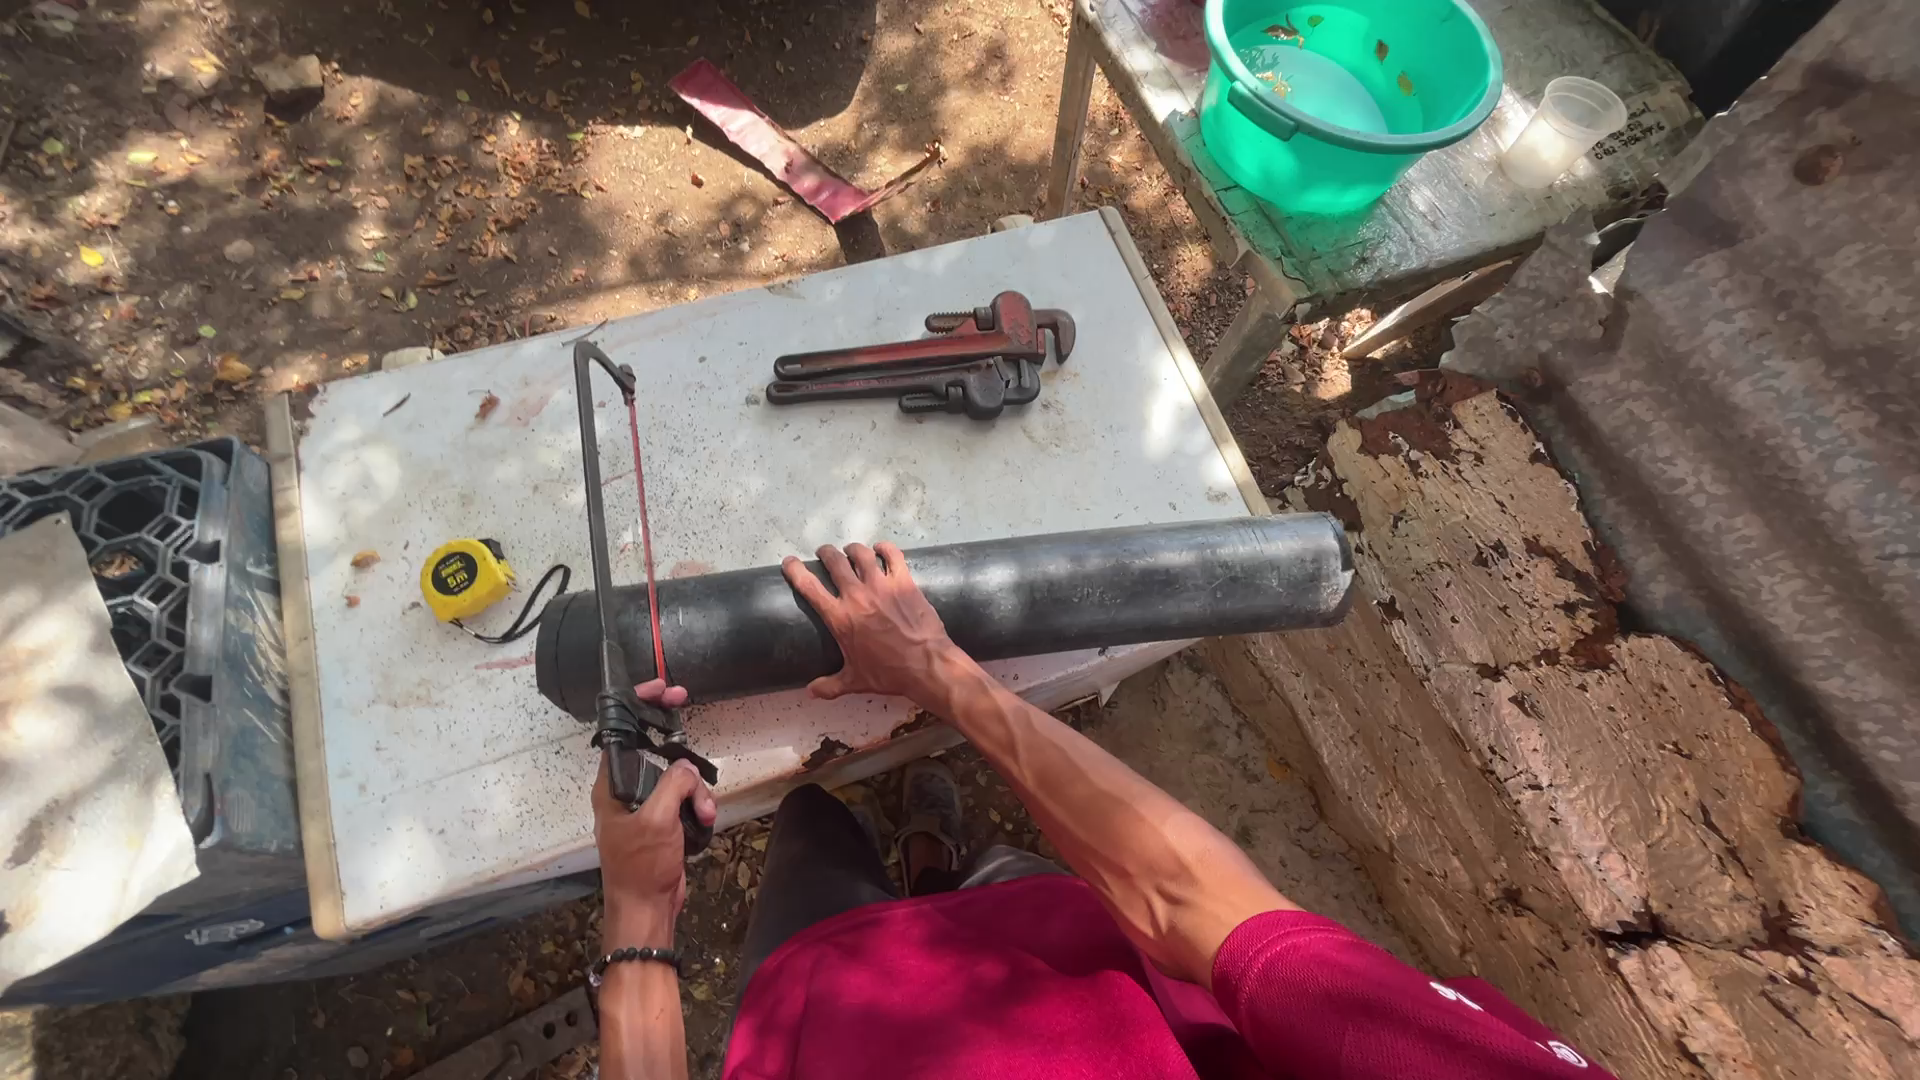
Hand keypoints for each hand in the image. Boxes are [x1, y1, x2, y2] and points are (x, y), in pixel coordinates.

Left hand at [592, 680, 715, 946]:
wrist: (648, 911)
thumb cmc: (642, 865)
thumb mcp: (657, 819)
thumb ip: (674, 783)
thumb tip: (688, 767)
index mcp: (611, 786)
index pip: (620, 733)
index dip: (637, 706)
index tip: (660, 689)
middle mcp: (625, 791)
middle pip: (654, 749)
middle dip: (679, 747)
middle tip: (686, 709)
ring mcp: (646, 806)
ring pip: (678, 776)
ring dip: (697, 790)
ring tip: (703, 814)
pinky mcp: (664, 821)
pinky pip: (686, 798)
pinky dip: (699, 805)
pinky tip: (703, 822)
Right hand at [781, 542, 978, 708]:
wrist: (925, 664)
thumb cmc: (889, 673)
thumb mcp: (855, 681)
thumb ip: (830, 686)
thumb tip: (810, 692)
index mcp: (840, 618)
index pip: (809, 587)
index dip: (796, 571)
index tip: (790, 562)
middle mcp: (857, 596)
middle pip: (835, 562)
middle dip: (826, 553)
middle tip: (824, 553)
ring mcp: (881, 585)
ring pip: (861, 554)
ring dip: (853, 549)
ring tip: (850, 550)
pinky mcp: (904, 582)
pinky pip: (893, 555)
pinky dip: (885, 548)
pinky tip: (881, 548)